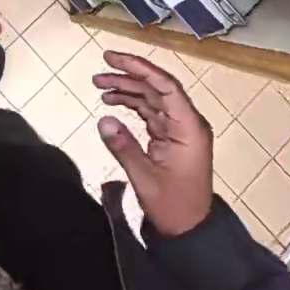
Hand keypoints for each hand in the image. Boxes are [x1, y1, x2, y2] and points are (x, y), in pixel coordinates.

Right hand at [92, 51, 213, 236]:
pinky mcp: (170, 136)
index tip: (114, 58)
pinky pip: (150, 112)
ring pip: (152, 98)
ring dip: (127, 89)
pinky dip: (131, 104)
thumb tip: (103, 119)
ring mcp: (178, 129)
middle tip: (101, 68)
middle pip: (157, 88)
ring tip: (99, 85)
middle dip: (129, 75)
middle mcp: (186, 122)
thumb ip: (124, 147)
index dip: (140, 68)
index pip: (165, 86)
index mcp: (188, 127)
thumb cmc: (173, 206)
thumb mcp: (145, 178)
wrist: (190, 231)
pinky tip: (112, 101)